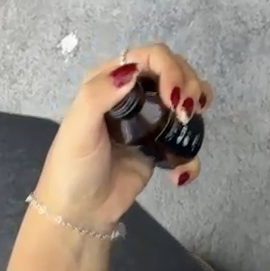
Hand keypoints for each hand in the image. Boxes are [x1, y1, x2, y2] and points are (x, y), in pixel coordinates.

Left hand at [32, 44, 211, 232]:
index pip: (151, 56)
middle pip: (173, 70)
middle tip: (186, 112)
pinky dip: (192, 149)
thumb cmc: (73, 166)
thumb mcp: (78, 126)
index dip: (170, 68)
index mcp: (110, 79)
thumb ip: (100, 93)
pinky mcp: (159, 144)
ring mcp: (149, 118)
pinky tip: (182, 170)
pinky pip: (185, 136)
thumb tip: (133, 69)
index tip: (174, 97)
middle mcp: (133, 92)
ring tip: (189, 124)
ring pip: (185, 94)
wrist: (80, 214)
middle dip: (188, 84)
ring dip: (196, 103)